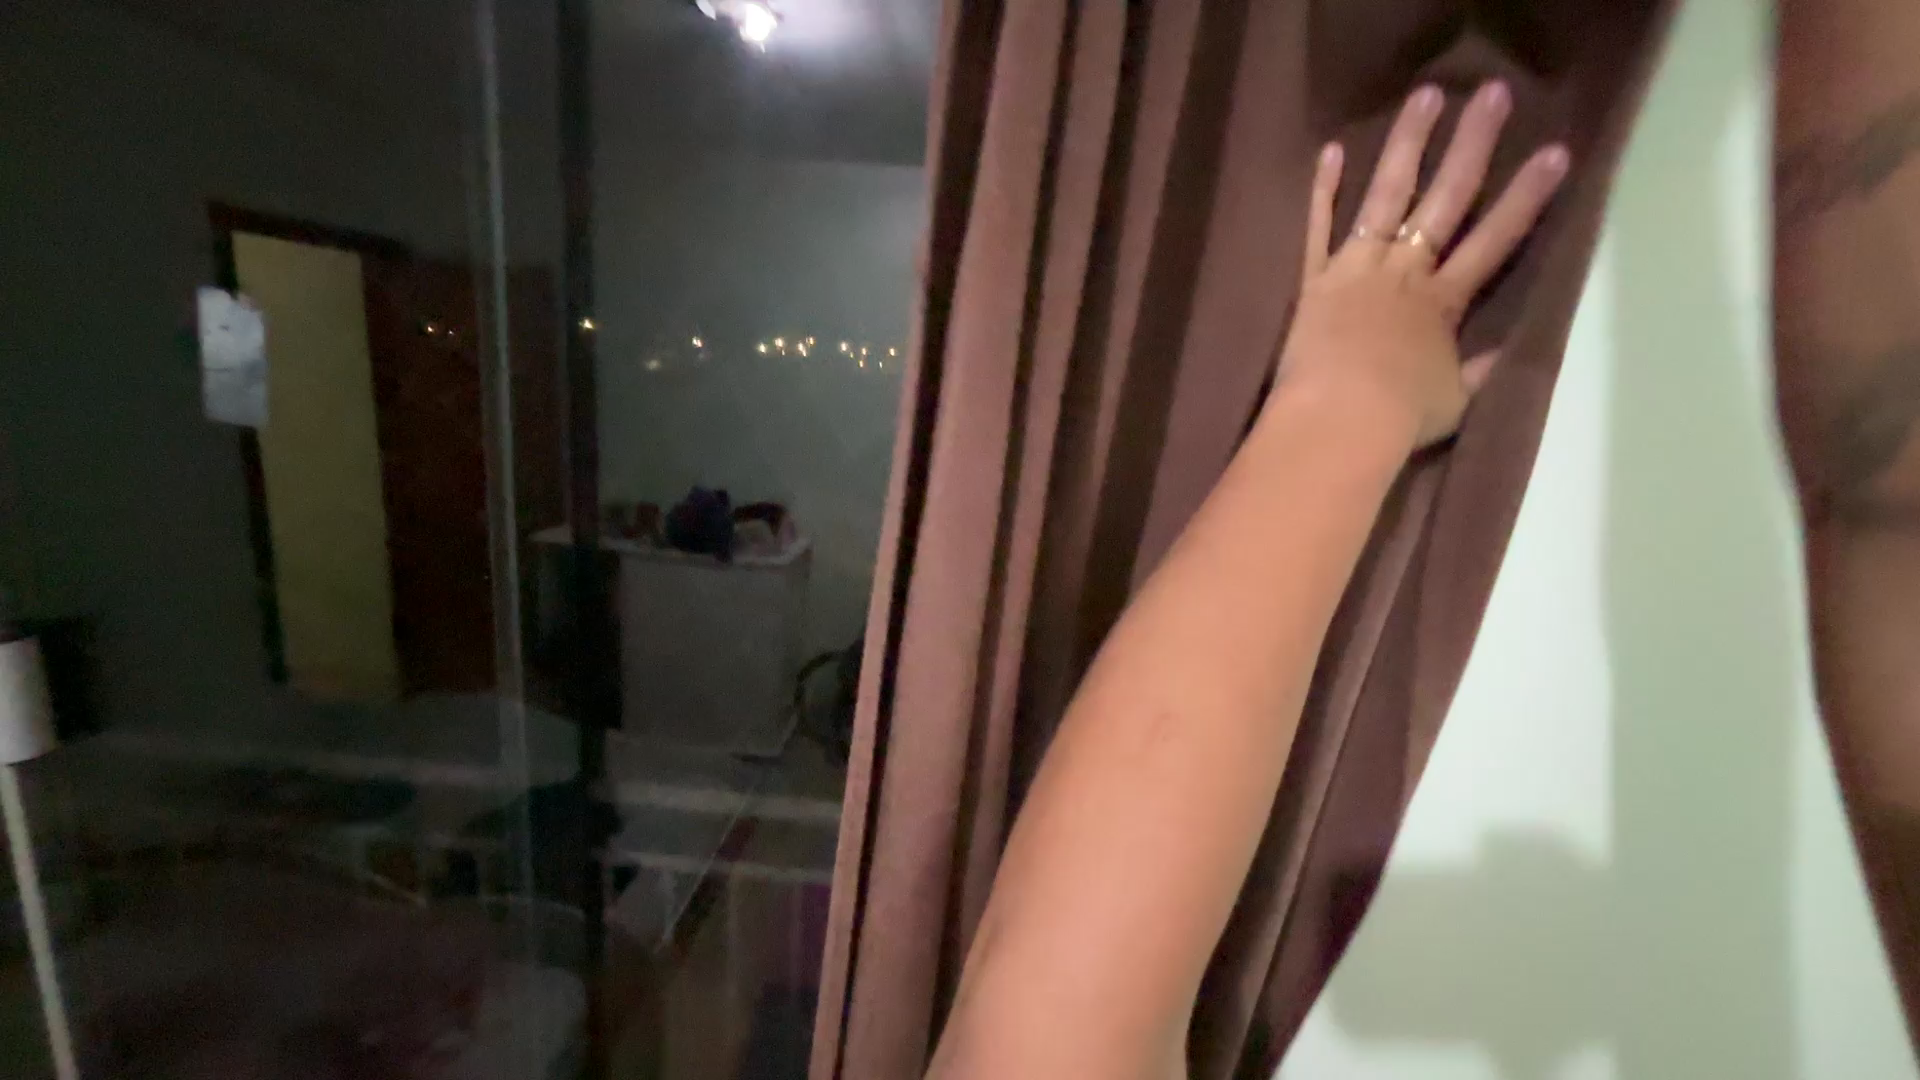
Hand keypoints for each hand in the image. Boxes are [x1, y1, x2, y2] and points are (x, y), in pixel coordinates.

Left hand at [1277, 82, 1570, 449]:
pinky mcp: (1314, 282)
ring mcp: (1357, 272)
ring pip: (1385, 198)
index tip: (1554, 152)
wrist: (1337, 421)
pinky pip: (1317, 230)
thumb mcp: (1454, 400)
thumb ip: (1476, 371)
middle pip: (1445, 200)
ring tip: (1426, 97)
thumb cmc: (1398, 419)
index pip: (1496, 239)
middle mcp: (1404, 274)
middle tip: (1493, 94)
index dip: (1526, 197)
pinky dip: (1323, 192)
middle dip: (1472, 146)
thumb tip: (1499, 354)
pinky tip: (1332, 151)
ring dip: (1407, 145)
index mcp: (1443, 302)